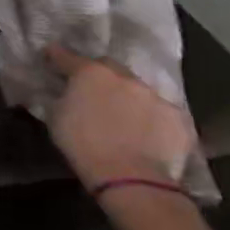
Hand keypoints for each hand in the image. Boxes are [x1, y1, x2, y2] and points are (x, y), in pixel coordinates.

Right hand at [45, 45, 198, 192]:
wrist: (129, 174)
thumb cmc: (80, 142)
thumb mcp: (55, 115)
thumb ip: (61, 96)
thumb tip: (61, 90)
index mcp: (91, 74)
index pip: (68, 57)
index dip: (57, 56)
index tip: (50, 55)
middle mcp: (127, 79)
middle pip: (109, 67)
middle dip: (97, 74)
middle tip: (88, 87)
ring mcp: (157, 97)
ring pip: (137, 89)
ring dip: (125, 95)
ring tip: (118, 112)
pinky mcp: (179, 118)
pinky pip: (158, 111)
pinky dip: (147, 115)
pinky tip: (140, 130)